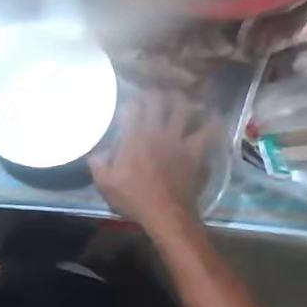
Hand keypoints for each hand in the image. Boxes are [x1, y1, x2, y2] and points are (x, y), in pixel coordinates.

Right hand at [90, 91, 215, 230]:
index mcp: (133, 138)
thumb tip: (95, 150)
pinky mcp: (195, 150)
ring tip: (178, 98)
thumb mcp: (106, 183)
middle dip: (155, 93)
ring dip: (180, 100)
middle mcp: (156, 132)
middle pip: (157, 100)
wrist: (165, 213)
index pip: (132, 107)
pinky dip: (210, 121)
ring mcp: (178, 139)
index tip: (131, 101)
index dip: (132, 99)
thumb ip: (98, 162)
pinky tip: (212, 115)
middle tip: (154, 95)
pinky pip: (207, 130)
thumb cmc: (134, 199)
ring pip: (182, 108)